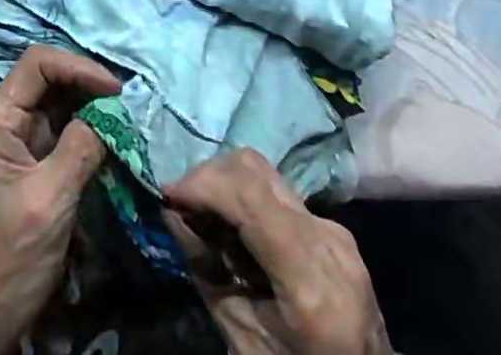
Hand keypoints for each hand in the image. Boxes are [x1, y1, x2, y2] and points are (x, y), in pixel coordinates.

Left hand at [0, 46, 121, 353]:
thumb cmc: (12, 253)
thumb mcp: (50, 198)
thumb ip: (80, 149)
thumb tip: (110, 115)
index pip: (37, 64)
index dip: (77, 67)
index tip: (115, 90)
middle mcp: (7, 120)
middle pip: (49, 79)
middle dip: (88, 84)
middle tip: (128, 106)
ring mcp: (22, 142)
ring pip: (60, 104)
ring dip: (93, 107)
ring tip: (127, 121)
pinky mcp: (37, 164)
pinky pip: (65, 132)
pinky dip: (90, 131)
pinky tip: (114, 140)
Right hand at [164, 150, 389, 354]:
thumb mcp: (239, 332)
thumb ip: (204, 268)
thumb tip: (172, 210)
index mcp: (310, 280)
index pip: (248, 196)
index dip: (199, 184)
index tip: (166, 195)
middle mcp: (327, 240)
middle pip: (252, 169)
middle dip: (206, 177)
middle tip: (181, 206)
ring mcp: (334, 231)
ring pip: (261, 172)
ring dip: (222, 183)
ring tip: (204, 217)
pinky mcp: (331, 229)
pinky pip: (274, 193)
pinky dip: (241, 198)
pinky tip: (232, 229)